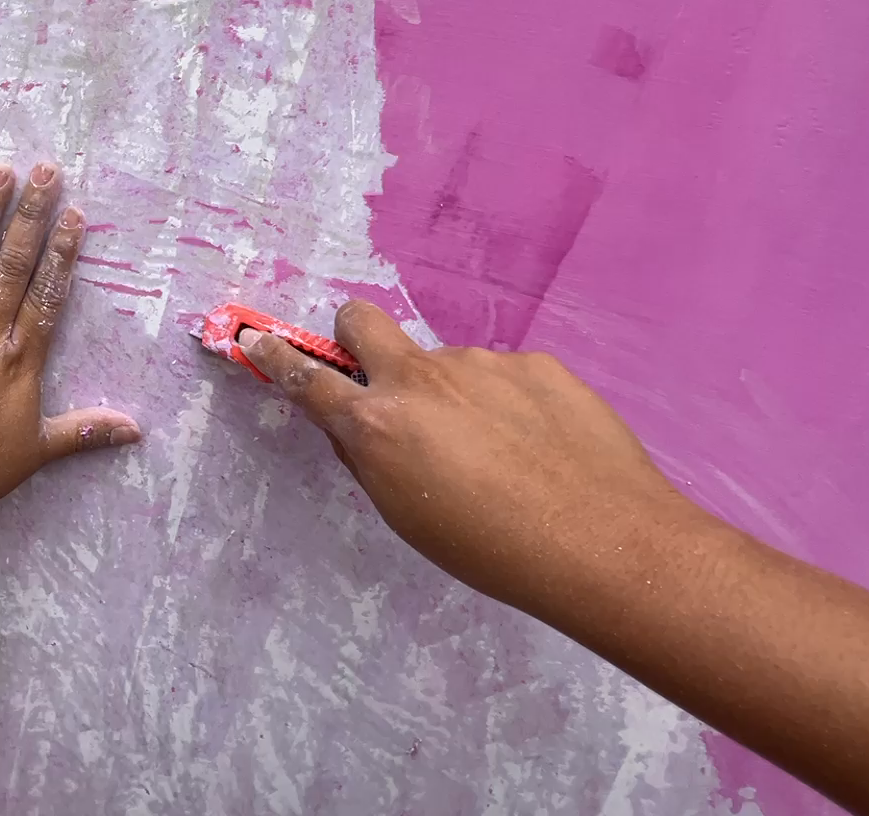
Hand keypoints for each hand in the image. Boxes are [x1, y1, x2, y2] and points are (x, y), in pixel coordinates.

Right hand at [238, 302, 697, 611]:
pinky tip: (541, 442)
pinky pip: (501, 375)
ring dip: (451, 393)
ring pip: (444, 364)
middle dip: (355, 334)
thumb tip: (355, 424)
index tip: (257, 337)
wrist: (611, 549)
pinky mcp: (536, 363)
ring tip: (500, 448)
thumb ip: (367, 456)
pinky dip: (506, 401)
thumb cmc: (488, 548)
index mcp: (376, 421)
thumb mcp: (402, 513)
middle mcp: (417, 378)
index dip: (274, 355)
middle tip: (382, 373)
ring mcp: (479, 363)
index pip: (305, 376)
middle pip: (361, 321)